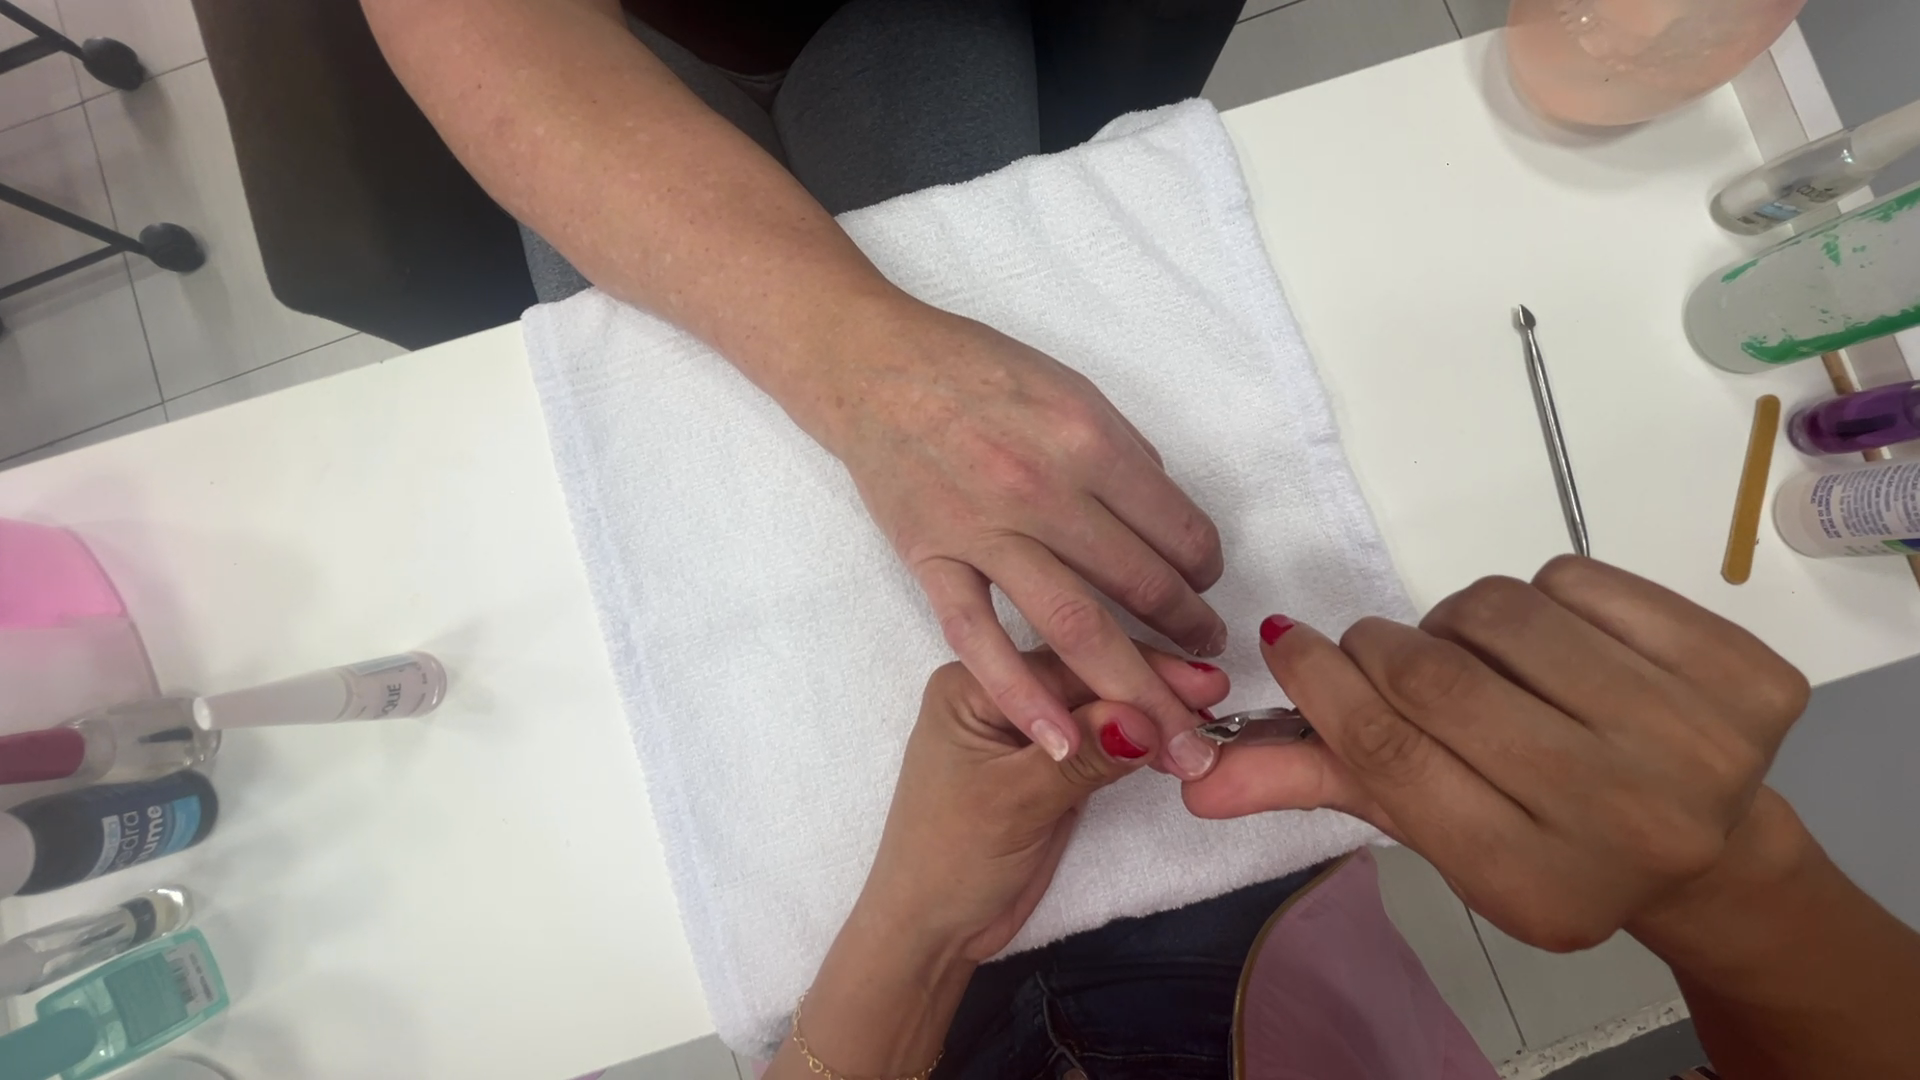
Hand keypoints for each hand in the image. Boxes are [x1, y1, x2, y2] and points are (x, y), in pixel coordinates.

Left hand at [773, 647, 1227, 1079]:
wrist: (933, 930)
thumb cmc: (953, 858)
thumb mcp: (1014, 803)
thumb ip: (1081, 759)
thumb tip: (1148, 720)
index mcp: (972, 684)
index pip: (1063, 667)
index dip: (1131, 675)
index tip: (1197, 686)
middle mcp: (999, 693)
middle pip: (1083, 681)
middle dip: (1147, 690)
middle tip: (1216, 694)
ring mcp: (1026, 728)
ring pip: (1096, 710)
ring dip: (1149, 716)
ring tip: (1210, 718)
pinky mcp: (1047, 763)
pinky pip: (1098, 741)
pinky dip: (1136, 743)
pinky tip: (1176, 740)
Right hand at [801, 298, 1226, 777]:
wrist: (875, 369)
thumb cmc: (976, 369)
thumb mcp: (1069, 387)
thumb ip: (1122, 454)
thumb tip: (1164, 516)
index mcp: (1089, 439)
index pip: (1178, 528)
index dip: (1206, 568)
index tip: (1205, 586)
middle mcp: (1044, 491)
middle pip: (1140, 586)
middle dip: (1189, 635)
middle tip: (1208, 662)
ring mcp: (984, 532)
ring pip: (1073, 626)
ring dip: (1133, 682)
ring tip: (1171, 720)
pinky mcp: (933, 561)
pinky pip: (979, 639)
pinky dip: (1021, 696)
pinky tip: (1060, 743)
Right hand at [1184, 556, 1809, 951]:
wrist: (1696, 846)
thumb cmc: (1526, 833)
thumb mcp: (1411, 824)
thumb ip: (1306, 784)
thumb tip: (1193, 779)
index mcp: (1529, 879)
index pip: (1386, 753)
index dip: (1317, 682)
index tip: (1284, 640)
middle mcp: (1625, 822)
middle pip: (1434, 678)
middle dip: (1380, 647)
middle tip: (1379, 653)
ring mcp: (1698, 746)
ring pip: (1497, 612)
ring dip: (1455, 622)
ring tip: (1475, 659)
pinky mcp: (1745, 676)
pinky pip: (1573, 577)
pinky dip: (1536, 595)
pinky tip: (1554, 645)